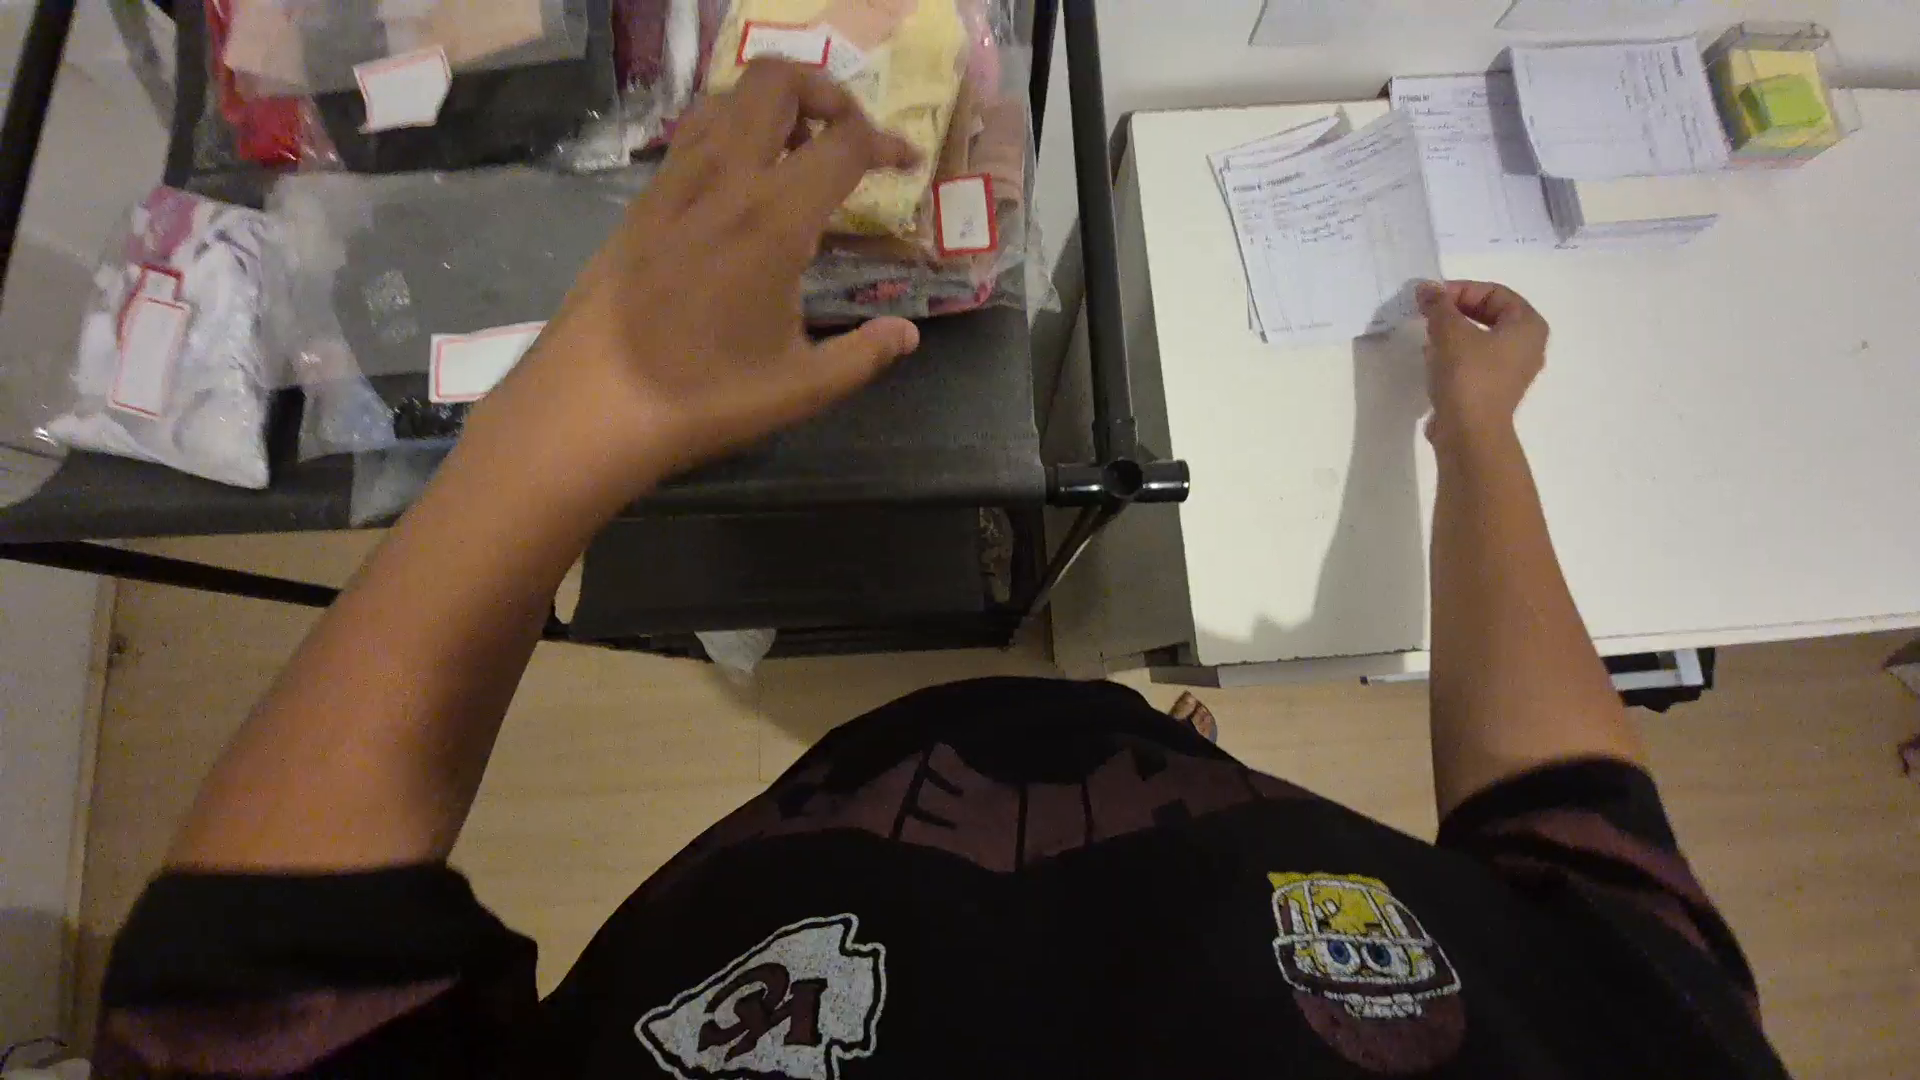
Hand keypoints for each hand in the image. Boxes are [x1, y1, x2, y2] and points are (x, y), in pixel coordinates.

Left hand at [469, 61, 923, 506]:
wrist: (593, 404)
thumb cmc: (706, 398)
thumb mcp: (802, 388)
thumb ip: (864, 354)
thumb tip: (907, 335)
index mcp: (773, 221)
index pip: (844, 145)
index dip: (886, 144)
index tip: (906, 164)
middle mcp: (723, 181)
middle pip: (776, 82)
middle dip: (826, 91)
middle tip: (850, 136)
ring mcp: (674, 185)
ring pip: (727, 100)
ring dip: (774, 107)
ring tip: (799, 154)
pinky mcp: (642, 204)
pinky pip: (692, 137)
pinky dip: (731, 134)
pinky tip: (741, 189)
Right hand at [1417, 280, 1548, 443]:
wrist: (1469, 432)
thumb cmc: (1467, 376)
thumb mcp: (1449, 334)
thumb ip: (1438, 306)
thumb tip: (1426, 287)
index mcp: (1528, 325)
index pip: (1494, 293)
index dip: (1460, 290)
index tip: (1429, 298)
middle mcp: (1527, 345)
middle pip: (1489, 314)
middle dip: (1455, 311)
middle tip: (1426, 315)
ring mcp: (1512, 369)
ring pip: (1480, 338)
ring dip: (1452, 333)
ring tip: (1426, 337)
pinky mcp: (1493, 389)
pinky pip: (1474, 360)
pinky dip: (1454, 354)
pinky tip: (1432, 361)